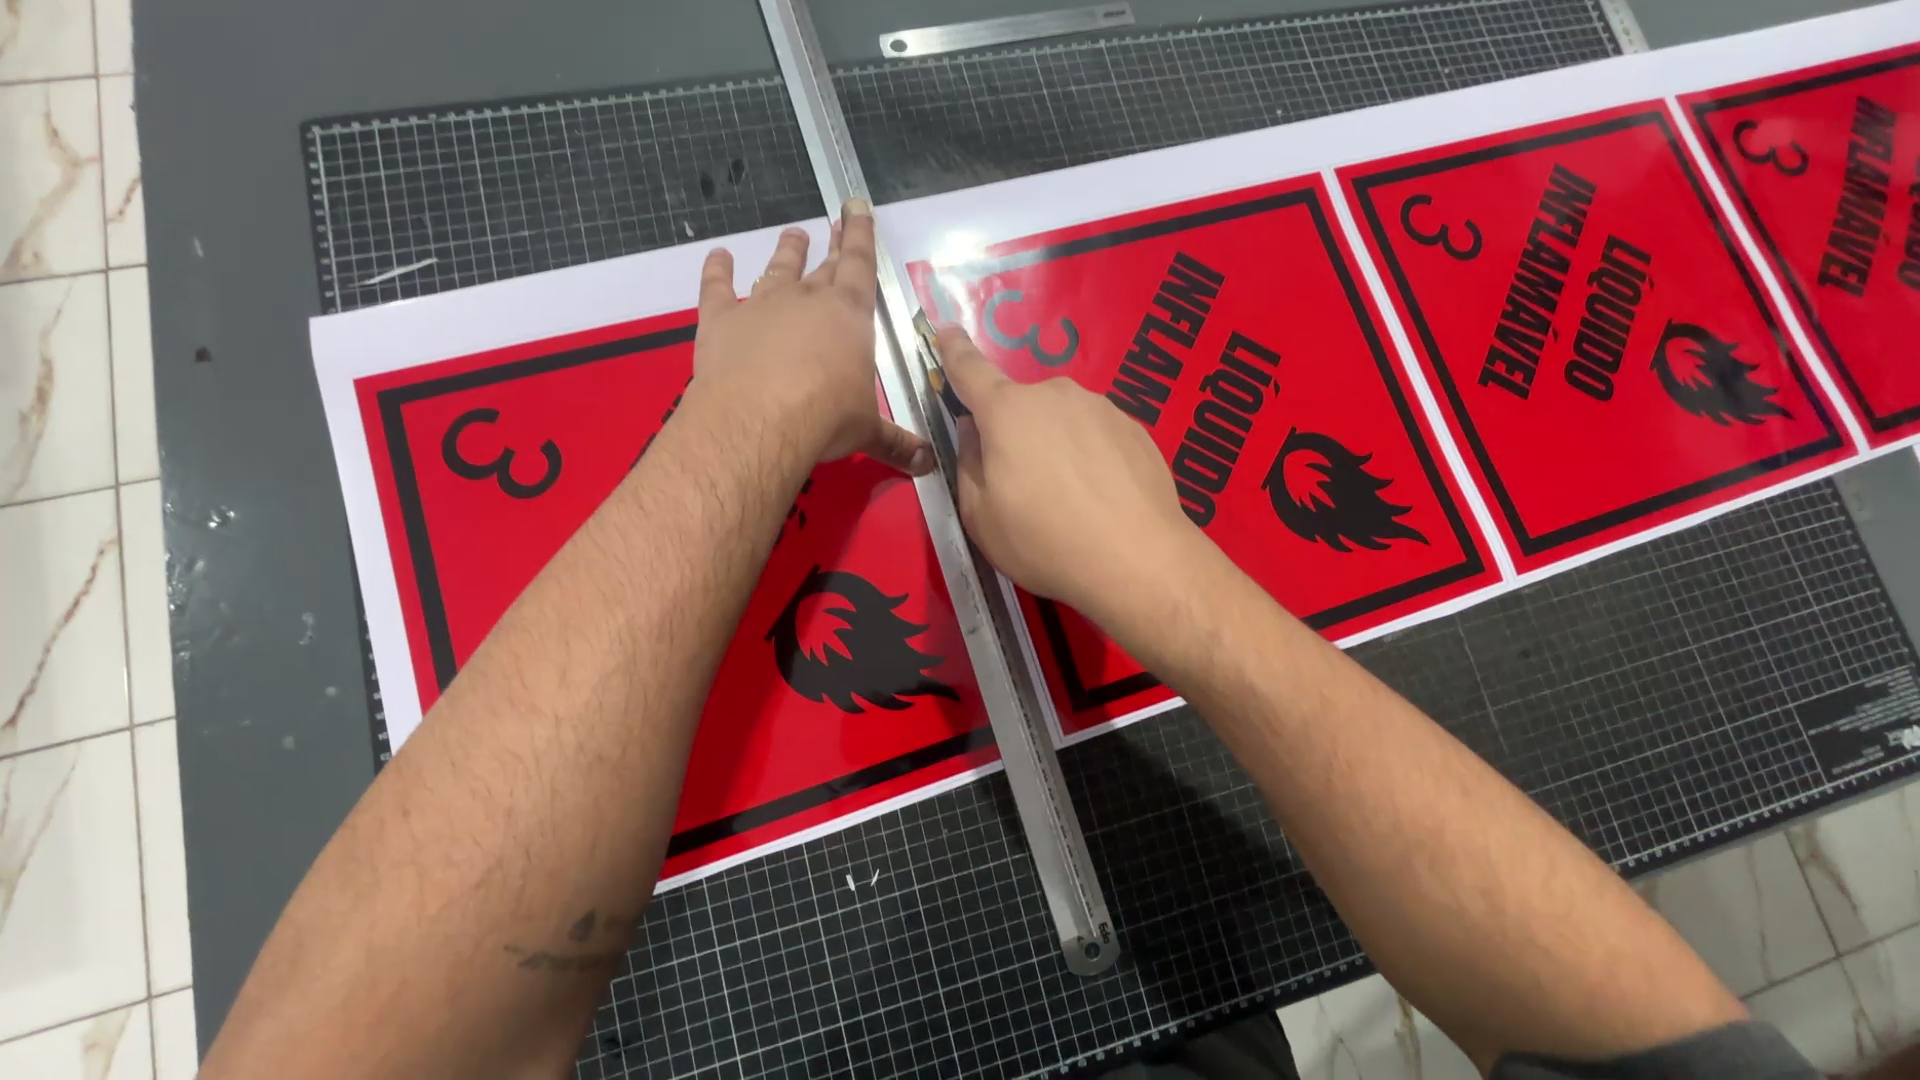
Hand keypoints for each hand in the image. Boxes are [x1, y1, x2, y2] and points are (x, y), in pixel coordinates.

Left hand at [690, 200, 931, 474]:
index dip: (861, 237)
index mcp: (849, 317)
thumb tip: (928, 465)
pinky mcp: (721, 320)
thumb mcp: (866, 432)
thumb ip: (896, 443)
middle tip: (835, 221)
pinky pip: (717, 288)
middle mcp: (807, 301)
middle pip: (824, 266)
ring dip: (786, 253)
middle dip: (833, 244)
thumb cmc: (825, 419)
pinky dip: (717, 270)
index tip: (857, 208)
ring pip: (777, 270)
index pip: (860, 267)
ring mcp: (761, 306)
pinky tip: (718, 255)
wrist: (759, 419)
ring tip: (793, 235)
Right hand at [940, 326, 1211, 624]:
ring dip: (1056, 448)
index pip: (970, 370)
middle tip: (1023, 489)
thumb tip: (974, 432)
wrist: (1137, 559)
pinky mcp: (1135, 429)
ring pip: (1062, 421)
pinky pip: (1097, 437)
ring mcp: (1100, 408)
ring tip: (1069, 502)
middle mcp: (1055, 394)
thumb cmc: (1044, 540)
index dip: (952, 352)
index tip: (944, 332)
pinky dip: (1091, 460)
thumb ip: (967, 464)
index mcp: (1007, 411)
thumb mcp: (980, 516)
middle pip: (1021, 407)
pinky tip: (1100, 500)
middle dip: (1015, 435)